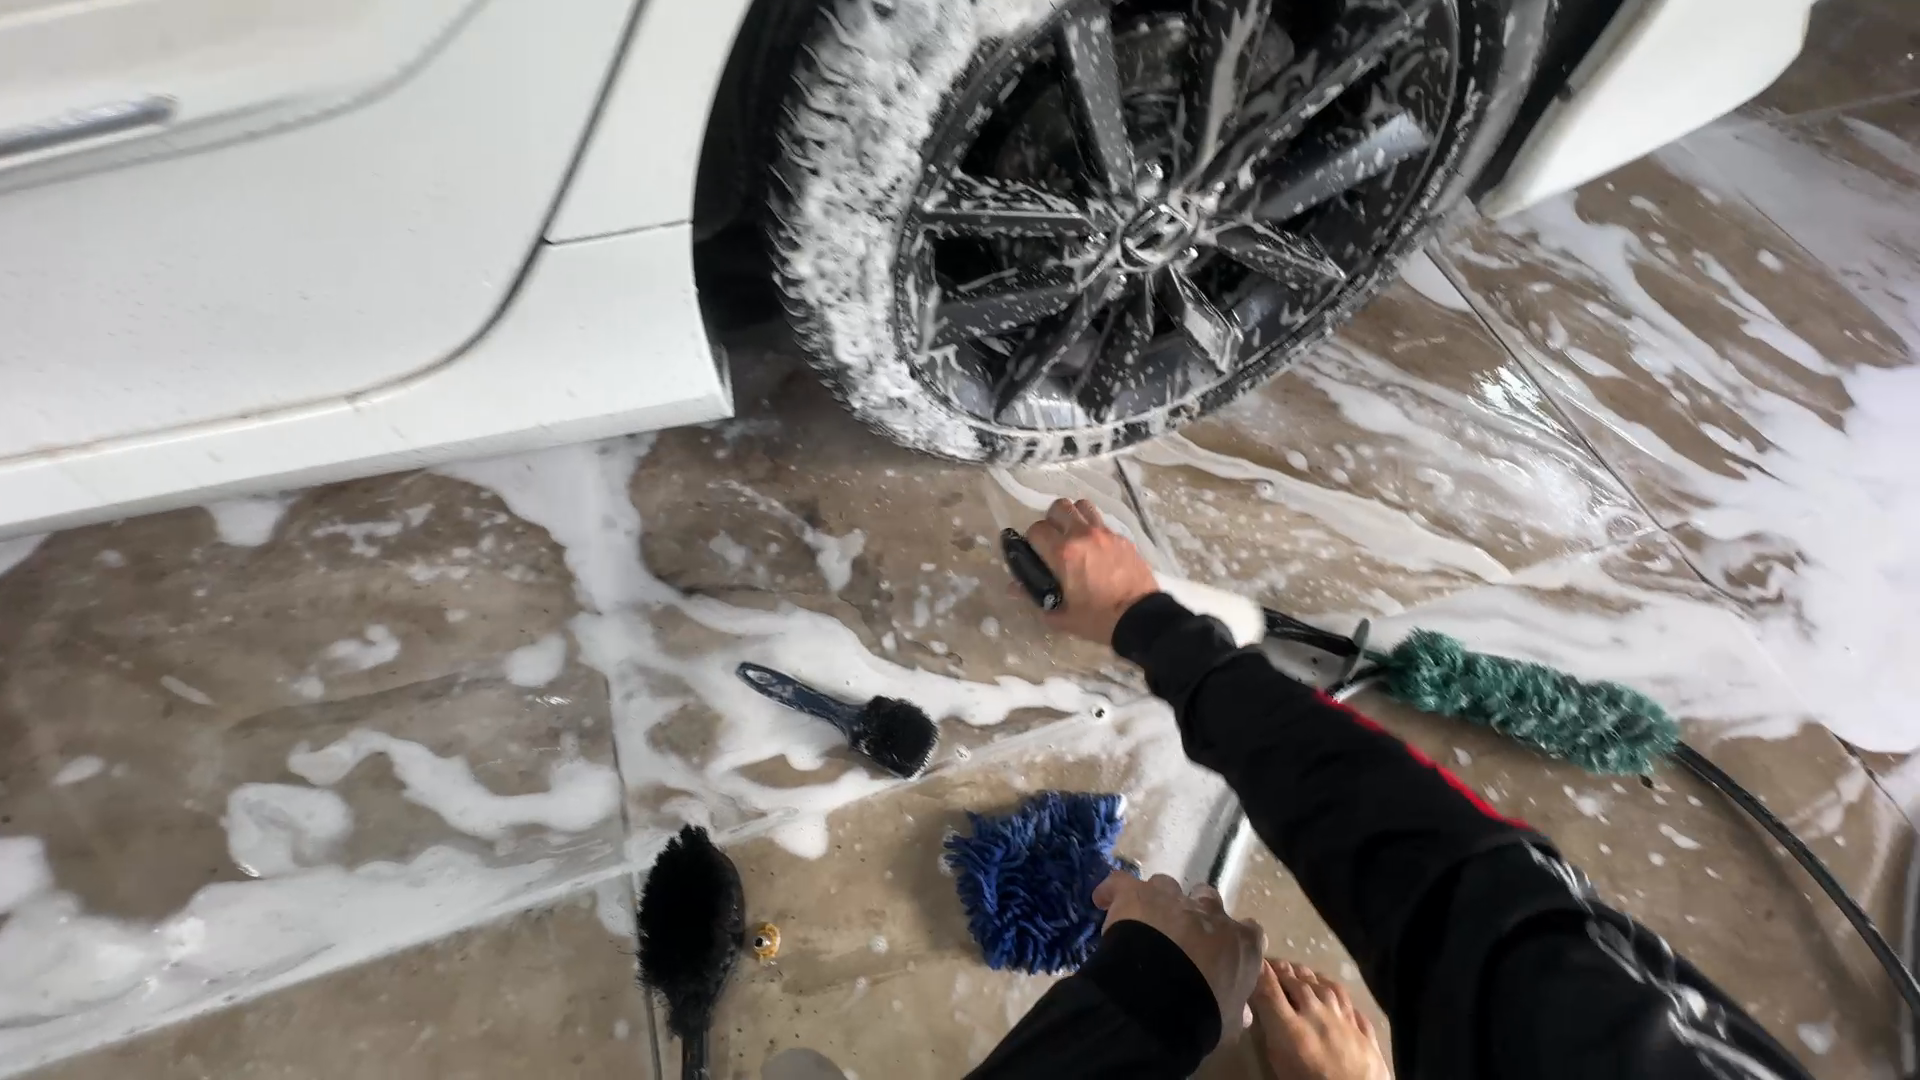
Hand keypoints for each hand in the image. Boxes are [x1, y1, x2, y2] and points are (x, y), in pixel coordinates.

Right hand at [1019, 499, 1158, 644]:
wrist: (1140, 618)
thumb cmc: (1097, 620)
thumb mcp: (1060, 615)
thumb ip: (1033, 597)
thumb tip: (1013, 587)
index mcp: (1063, 553)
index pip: (1036, 529)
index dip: (1032, 540)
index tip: (1036, 552)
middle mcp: (1083, 535)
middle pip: (1059, 507)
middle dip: (1051, 521)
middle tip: (1054, 541)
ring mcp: (1105, 533)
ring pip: (1082, 506)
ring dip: (1074, 517)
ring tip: (1074, 536)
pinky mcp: (1122, 538)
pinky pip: (1102, 522)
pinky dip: (1093, 530)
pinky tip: (1096, 549)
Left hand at [1093, 871, 1265, 1036]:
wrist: (1162, 996)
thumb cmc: (1204, 1014)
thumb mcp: (1229, 1020)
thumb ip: (1235, 1008)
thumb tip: (1242, 1011)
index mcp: (1240, 943)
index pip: (1249, 932)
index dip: (1235, 940)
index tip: (1224, 952)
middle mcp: (1208, 911)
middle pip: (1207, 898)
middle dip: (1198, 912)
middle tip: (1184, 934)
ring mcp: (1171, 897)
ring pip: (1167, 885)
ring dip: (1160, 900)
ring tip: (1147, 919)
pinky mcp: (1136, 893)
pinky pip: (1121, 882)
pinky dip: (1113, 890)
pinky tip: (1104, 900)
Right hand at [1250, 960, 1390, 1079]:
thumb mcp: (1278, 1061)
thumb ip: (1269, 1030)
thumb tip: (1261, 1006)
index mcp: (1290, 1026)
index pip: (1270, 987)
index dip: (1261, 970)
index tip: (1256, 961)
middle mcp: (1317, 1014)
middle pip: (1298, 982)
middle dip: (1285, 971)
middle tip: (1278, 966)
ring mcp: (1345, 1023)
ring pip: (1328, 988)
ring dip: (1313, 979)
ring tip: (1305, 976)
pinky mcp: (1367, 1036)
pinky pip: (1353, 1008)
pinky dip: (1342, 1000)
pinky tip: (1337, 999)